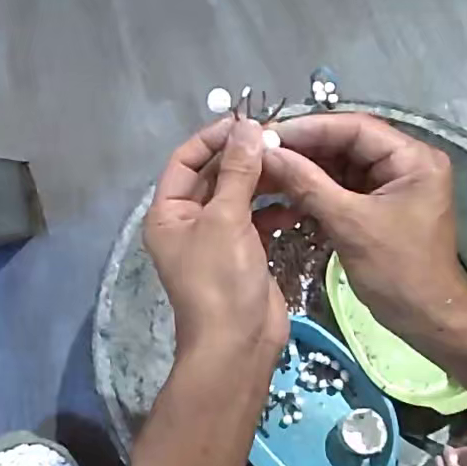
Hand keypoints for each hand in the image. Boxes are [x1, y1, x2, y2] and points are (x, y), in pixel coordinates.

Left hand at [144, 118, 288, 364]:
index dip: (213, 138)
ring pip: (239, 196)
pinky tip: (298, 199)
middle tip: (279, 139)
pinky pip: (257, 219)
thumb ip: (238, 172)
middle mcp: (189, 222)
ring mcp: (217, 238)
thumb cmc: (221, 281)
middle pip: (214, 175)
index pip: (185, 160)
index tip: (247, 122)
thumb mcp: (226, 220)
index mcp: (169, 212)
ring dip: (262, 180)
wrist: (238, 343)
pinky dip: (275, 208)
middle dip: (243, 157)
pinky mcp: (244, 253)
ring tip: (292, 162)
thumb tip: (247, 128)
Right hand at [261, 114, 466, 335]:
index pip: (355, 128)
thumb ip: (308, 184)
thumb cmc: (397, 271)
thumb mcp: (350, 224)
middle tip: (261, 154)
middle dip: (304, 150)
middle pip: (346, 145)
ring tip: (266, 172)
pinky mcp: (378, 207)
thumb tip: (268, 154)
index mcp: (413, 159)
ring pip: (340, 167)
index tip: (269, 134)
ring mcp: (391, 186)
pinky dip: (315, 192)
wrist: (425, 318)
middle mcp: (405, 164)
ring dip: (305, 171)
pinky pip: (342, 189)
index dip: (309, 128)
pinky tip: (284, 193)